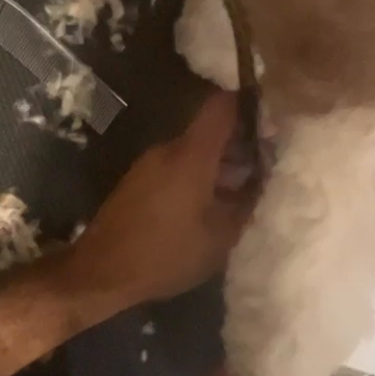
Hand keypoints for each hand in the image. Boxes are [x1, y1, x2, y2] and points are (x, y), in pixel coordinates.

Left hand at [63, 92, 255, 308]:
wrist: (101, 271)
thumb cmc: (165, 255)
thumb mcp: (220, 235)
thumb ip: (246, 198)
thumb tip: (262, 172)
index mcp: (189, 155)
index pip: (221, 105)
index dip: (248, 105)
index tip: (273, 122)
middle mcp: (167, 150)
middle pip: (209, 130)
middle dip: (240, 143)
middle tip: (267, 167)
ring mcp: (149, 164)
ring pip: (193, 150)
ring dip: (220, 163)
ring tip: (245, 190)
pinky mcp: (138, 180)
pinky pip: (176, 165)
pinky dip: (198, 175)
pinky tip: (213, 203)